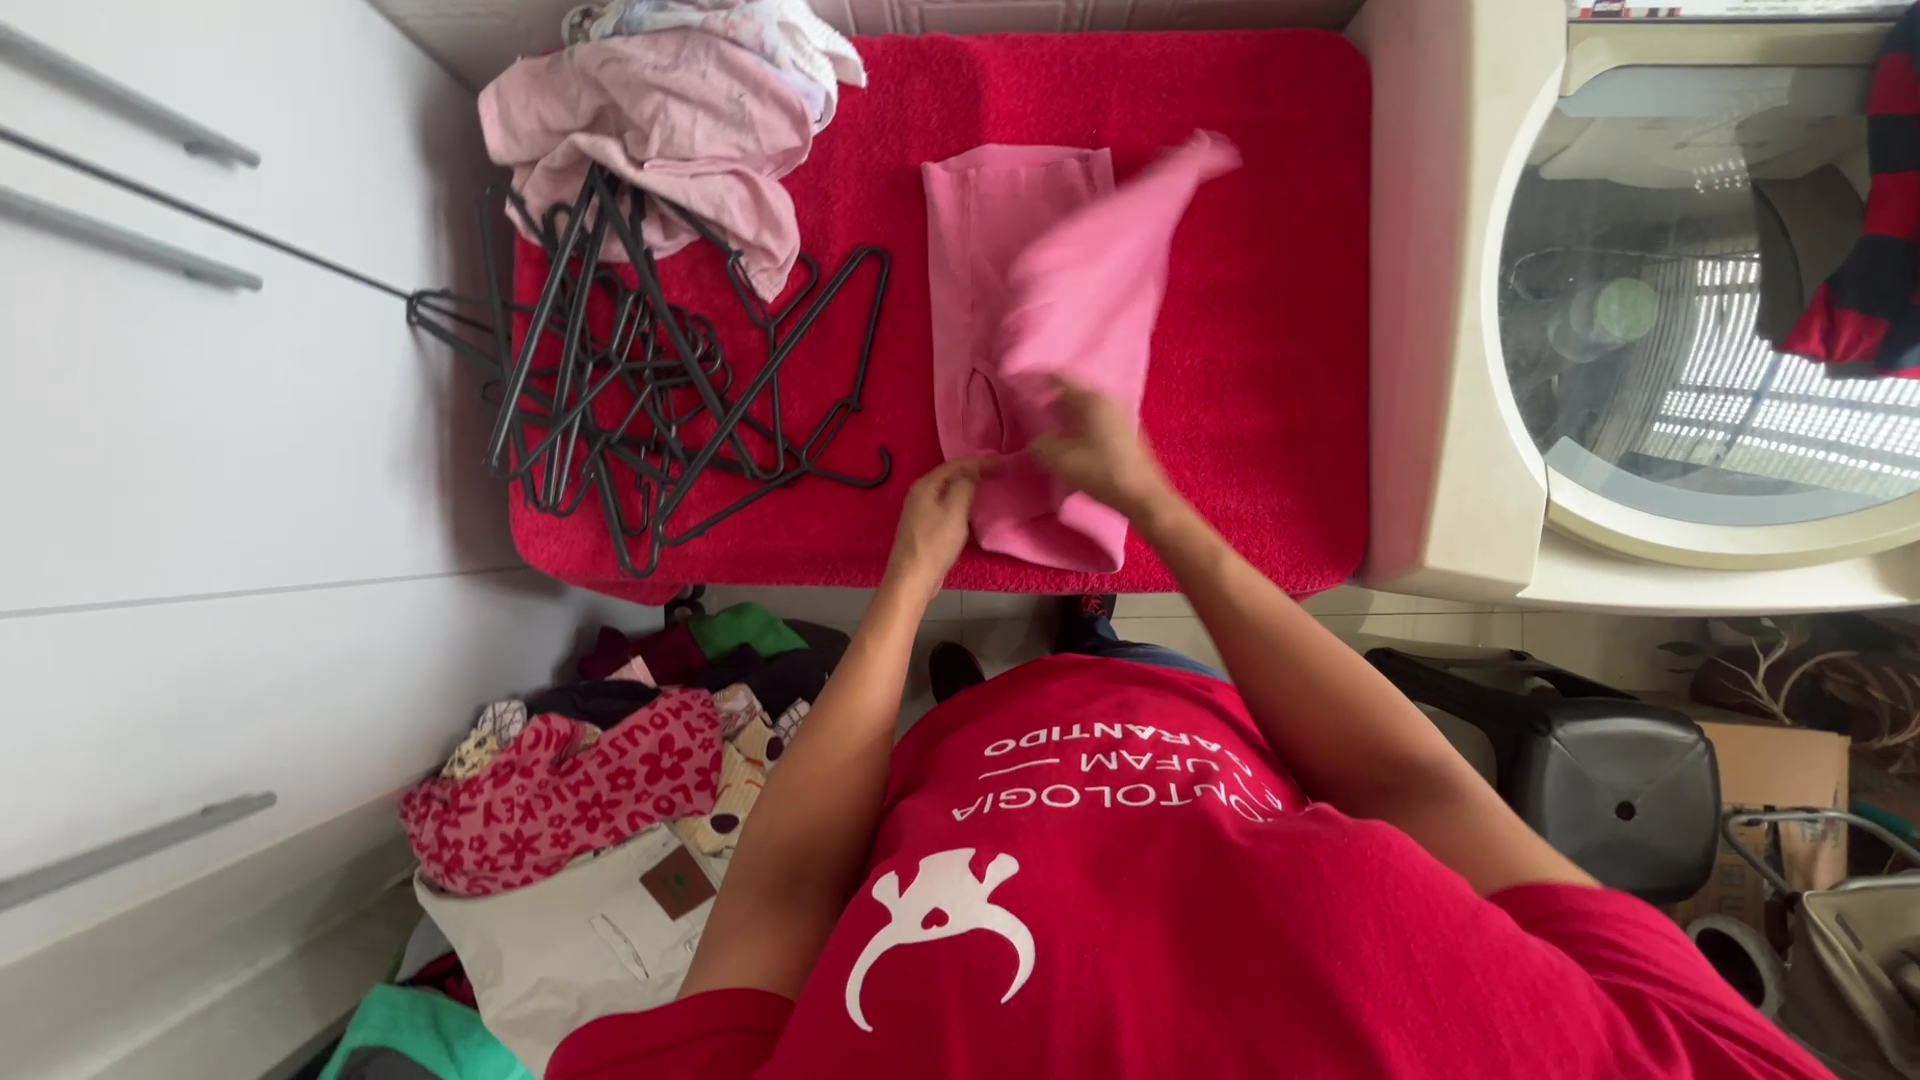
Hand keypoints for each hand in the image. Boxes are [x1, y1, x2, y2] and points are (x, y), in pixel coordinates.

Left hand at [884, 456, 997, 600]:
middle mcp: (920, 495)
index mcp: (925, 486)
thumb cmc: (935, 543)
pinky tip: (974, 514)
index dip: (980, 462)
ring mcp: (921, 513)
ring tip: (990, 490)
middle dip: (974, 473)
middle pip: (951, 477)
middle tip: (998, 474)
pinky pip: (948, 510)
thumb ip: (965, 485)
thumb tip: (972, 474)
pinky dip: (963, 507)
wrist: (913, 578)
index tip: (1002, 464)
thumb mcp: (954, 510)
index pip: (955, 465)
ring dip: (969, 490)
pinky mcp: (926, 529)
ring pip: (949, 494)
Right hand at [1030, 375, 1176, 522]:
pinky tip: (1069, 439)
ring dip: (1063, 412)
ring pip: (1084, 406)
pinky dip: (1077, 423)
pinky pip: (1094, 418)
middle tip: (1028, 407)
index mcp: (1092, 399)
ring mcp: (1120, 414)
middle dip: (1048, 397)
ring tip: (1045, 425)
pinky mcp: (1125, 431)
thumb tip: (1036, 441)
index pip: (1058, 377)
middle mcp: (1108, 400)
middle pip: (1072, 390)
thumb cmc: (1102, 473)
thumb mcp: (1061, 461)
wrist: (1143, 497)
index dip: (1034, 378)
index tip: (1016, 382)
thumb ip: (1041, 445)